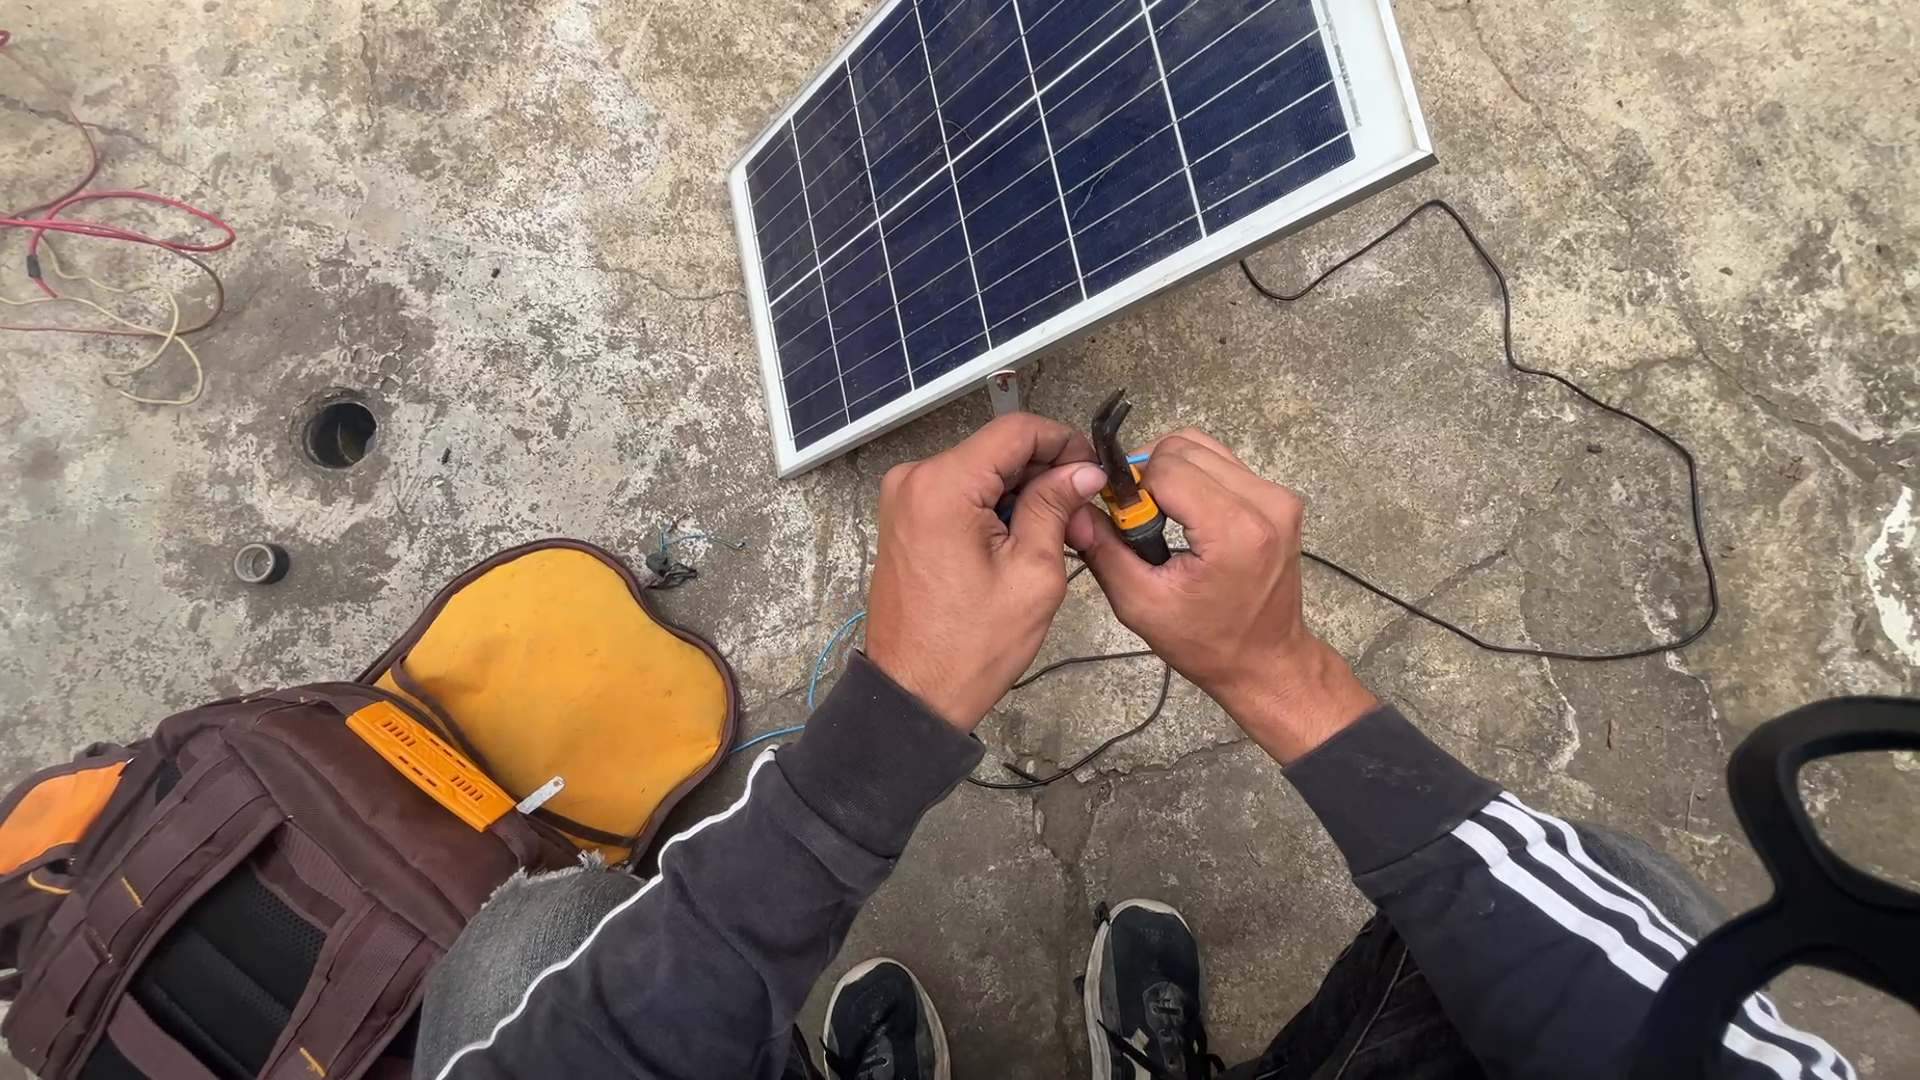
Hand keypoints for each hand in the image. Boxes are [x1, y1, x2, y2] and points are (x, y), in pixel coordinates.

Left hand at [865, 413, 1108, 731]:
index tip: (1090, 467)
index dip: (1062, 441)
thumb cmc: (968, 648)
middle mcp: (914, 480)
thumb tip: (1081, 470)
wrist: (913, 692)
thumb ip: (1055, 507)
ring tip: (1055, 536)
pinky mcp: (905, 519)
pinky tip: (1018, 541)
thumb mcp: (1031, 573)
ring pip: (981, 473)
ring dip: (1021, 494)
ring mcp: (903, 499)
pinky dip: (993, 508)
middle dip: (1045, 474)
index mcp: (943, 485)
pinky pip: (959, 494)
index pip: (1015, 430)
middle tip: (1081, 512)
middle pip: (997, 451)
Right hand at [1066, 429, 1377, 763]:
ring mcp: (1279, 496)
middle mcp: (1266, 502)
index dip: (1133, 490)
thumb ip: (1103, 549)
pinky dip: (1193, 478)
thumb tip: (1073, 508)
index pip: (1166, 467)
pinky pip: (1221, 461)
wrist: (1266, 662)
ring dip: (1170, 473)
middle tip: (1140, 521)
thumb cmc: (1206, 642)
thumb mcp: (1139, 604)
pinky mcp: (1280, 497)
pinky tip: (1184, 514)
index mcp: (1235, 529)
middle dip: (1149, 476)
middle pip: (1183, 447)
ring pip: (1201, 445)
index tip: (1125, 523)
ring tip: (1161, 516)